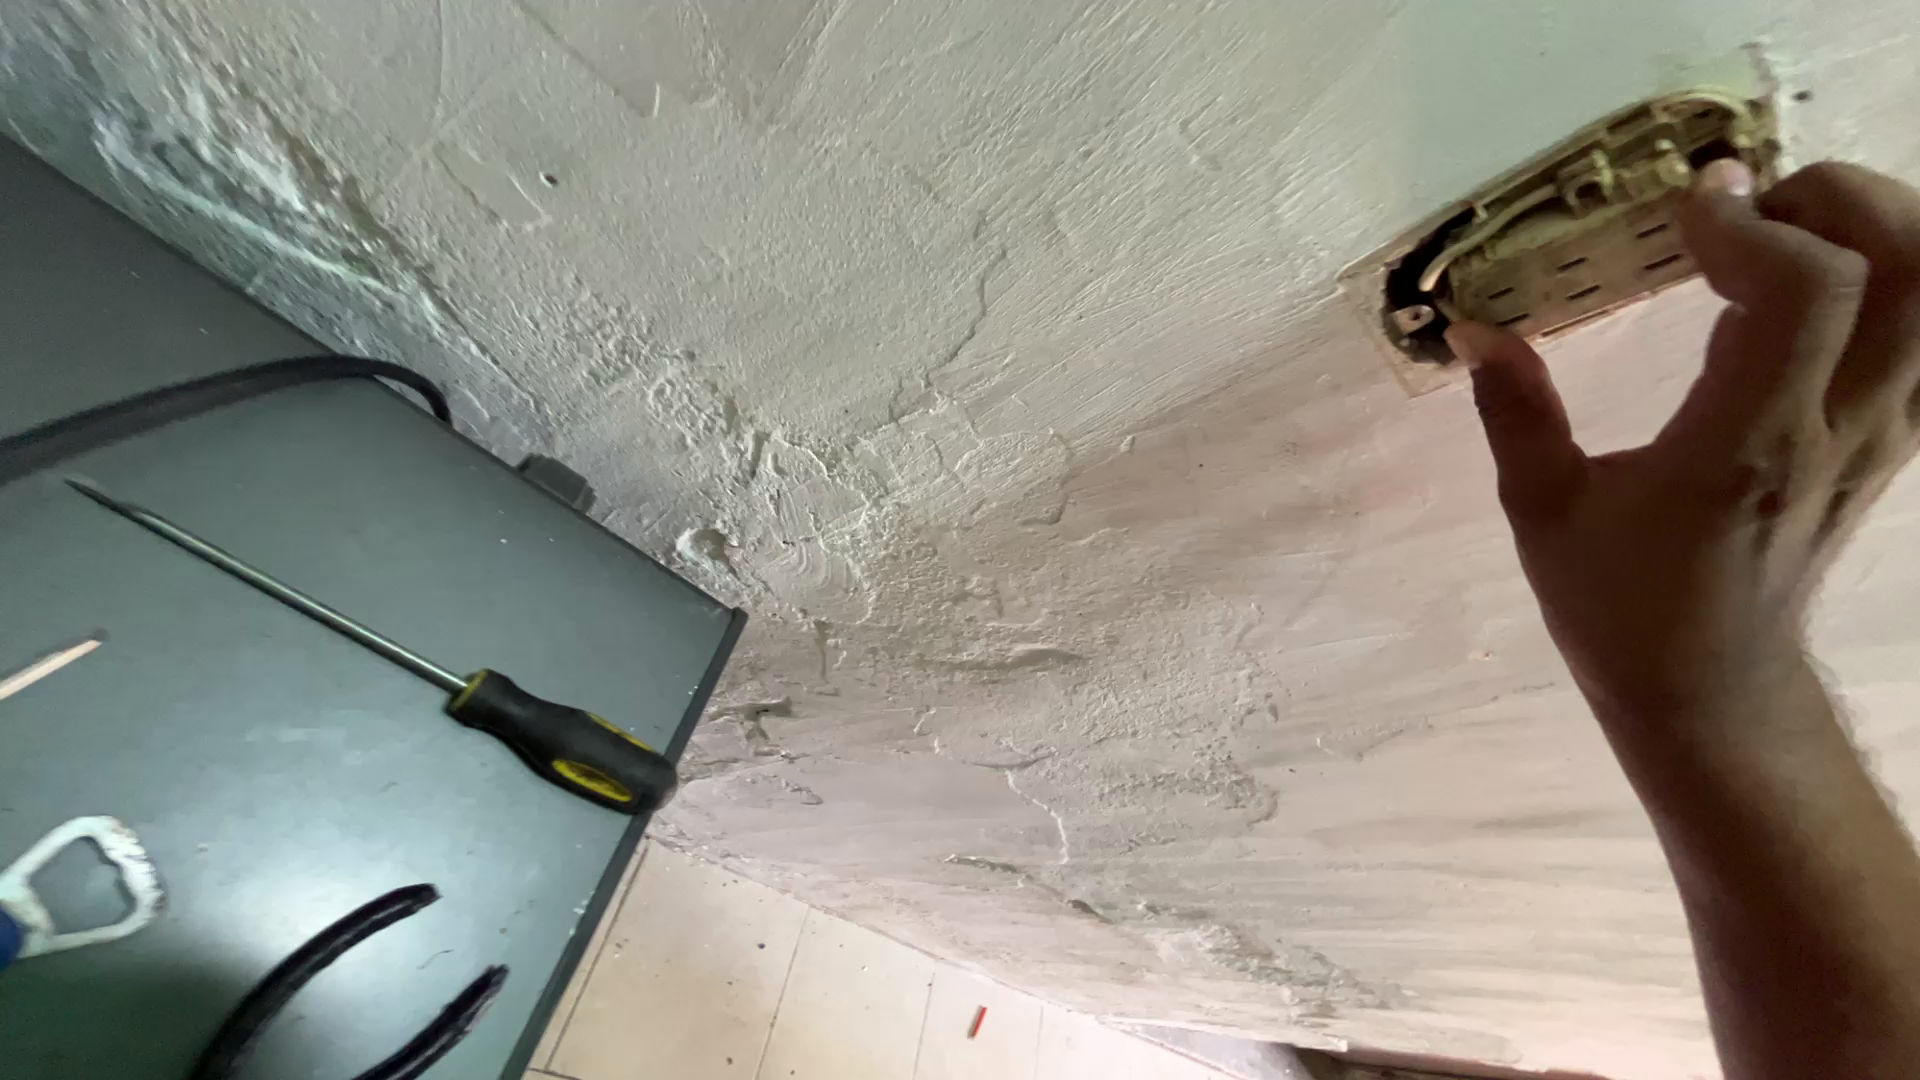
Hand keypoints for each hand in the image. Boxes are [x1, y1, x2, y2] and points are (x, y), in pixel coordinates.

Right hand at [1449, 160, 1919, 723]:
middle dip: (1840, 200)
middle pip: (1912, 267)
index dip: (1749, 226)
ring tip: (1776, 224)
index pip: (1803, 293)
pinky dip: (1875, 279)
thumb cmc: (1611, 600)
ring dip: (1874, 230)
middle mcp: (1837, 428)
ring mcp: (1879, 434)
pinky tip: (1793, 287)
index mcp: (1741, 445)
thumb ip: (1515, 411)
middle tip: (1742, 198)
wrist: (1704, 680)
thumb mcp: (1539, 507)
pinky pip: (1915, 333)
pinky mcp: (1883, 441)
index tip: (1683, 203)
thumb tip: (1476, 333)